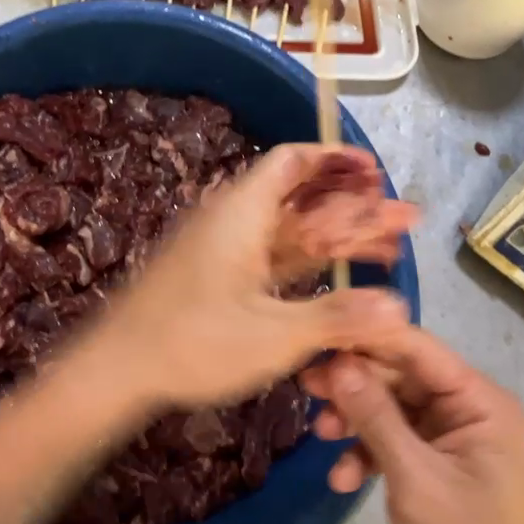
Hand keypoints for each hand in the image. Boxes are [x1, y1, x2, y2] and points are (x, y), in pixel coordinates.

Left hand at [78, 144, 414, 412]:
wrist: (119, 365)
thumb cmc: (193, 339)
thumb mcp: (273, 334)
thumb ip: (337, 317)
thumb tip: (399, 307)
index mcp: (242, 211)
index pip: (292, 161)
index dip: (334, 159)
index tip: (376, 170)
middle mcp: (234, 219)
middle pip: (299, 195)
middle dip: (352, 204)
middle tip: (404, 217)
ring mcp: (226, 249)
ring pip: (290, 229)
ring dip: (336, 236)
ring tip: (391, 248)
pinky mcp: (221, 276)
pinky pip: (274, 256)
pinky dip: (310, 261)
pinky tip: (342, 276)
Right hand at [301, 330, 523, 523]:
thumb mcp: (415, 478)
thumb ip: (375, 415)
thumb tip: (335, 360)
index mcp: (480, 402)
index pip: (417, 348)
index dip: (368, 337)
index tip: (319, 330)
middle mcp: (467, 409)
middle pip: (398, 377)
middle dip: (352, 387)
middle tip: (305, 385)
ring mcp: (450, 437)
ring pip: (388, 408)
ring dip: (353, 422)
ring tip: (320, 436)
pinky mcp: (434, 463)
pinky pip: (392, 440)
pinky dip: (364, 454)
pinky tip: (342, 479)